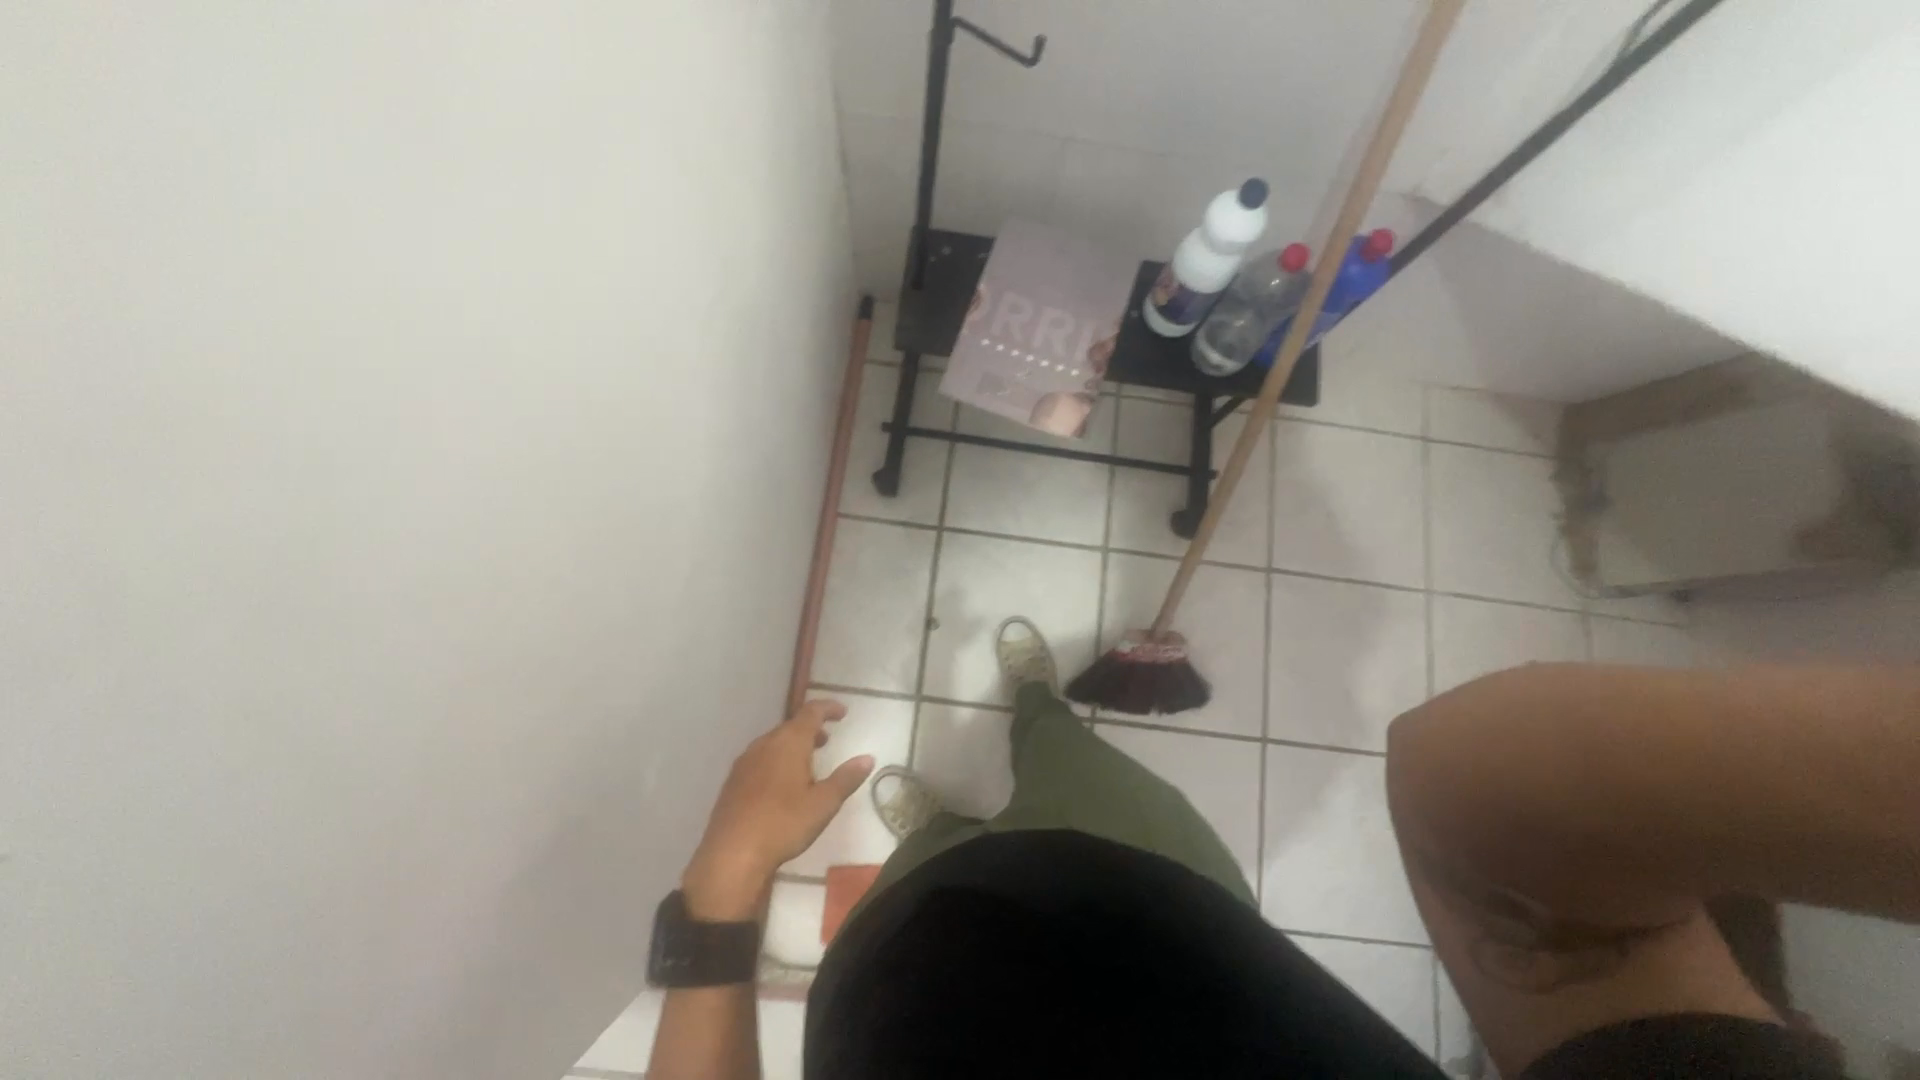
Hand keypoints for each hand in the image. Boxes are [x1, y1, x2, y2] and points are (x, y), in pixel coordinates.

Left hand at [682, 699, 874, 920]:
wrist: (732, 854)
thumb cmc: (783, 824)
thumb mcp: (824, 804)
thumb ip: (846, 778)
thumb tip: (867, 758)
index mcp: (788, 742)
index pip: (810, 712)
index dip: (828, 708)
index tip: (843, 713)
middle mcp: (764, 745)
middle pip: (790, 727)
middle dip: (810, 729)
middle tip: (827, 740)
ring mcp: (744, 763)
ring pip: (773, 743)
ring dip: (793, 746)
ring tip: (807, 763)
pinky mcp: (732, 782)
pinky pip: (760, 760)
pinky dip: (776, 761)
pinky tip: (781, 785)